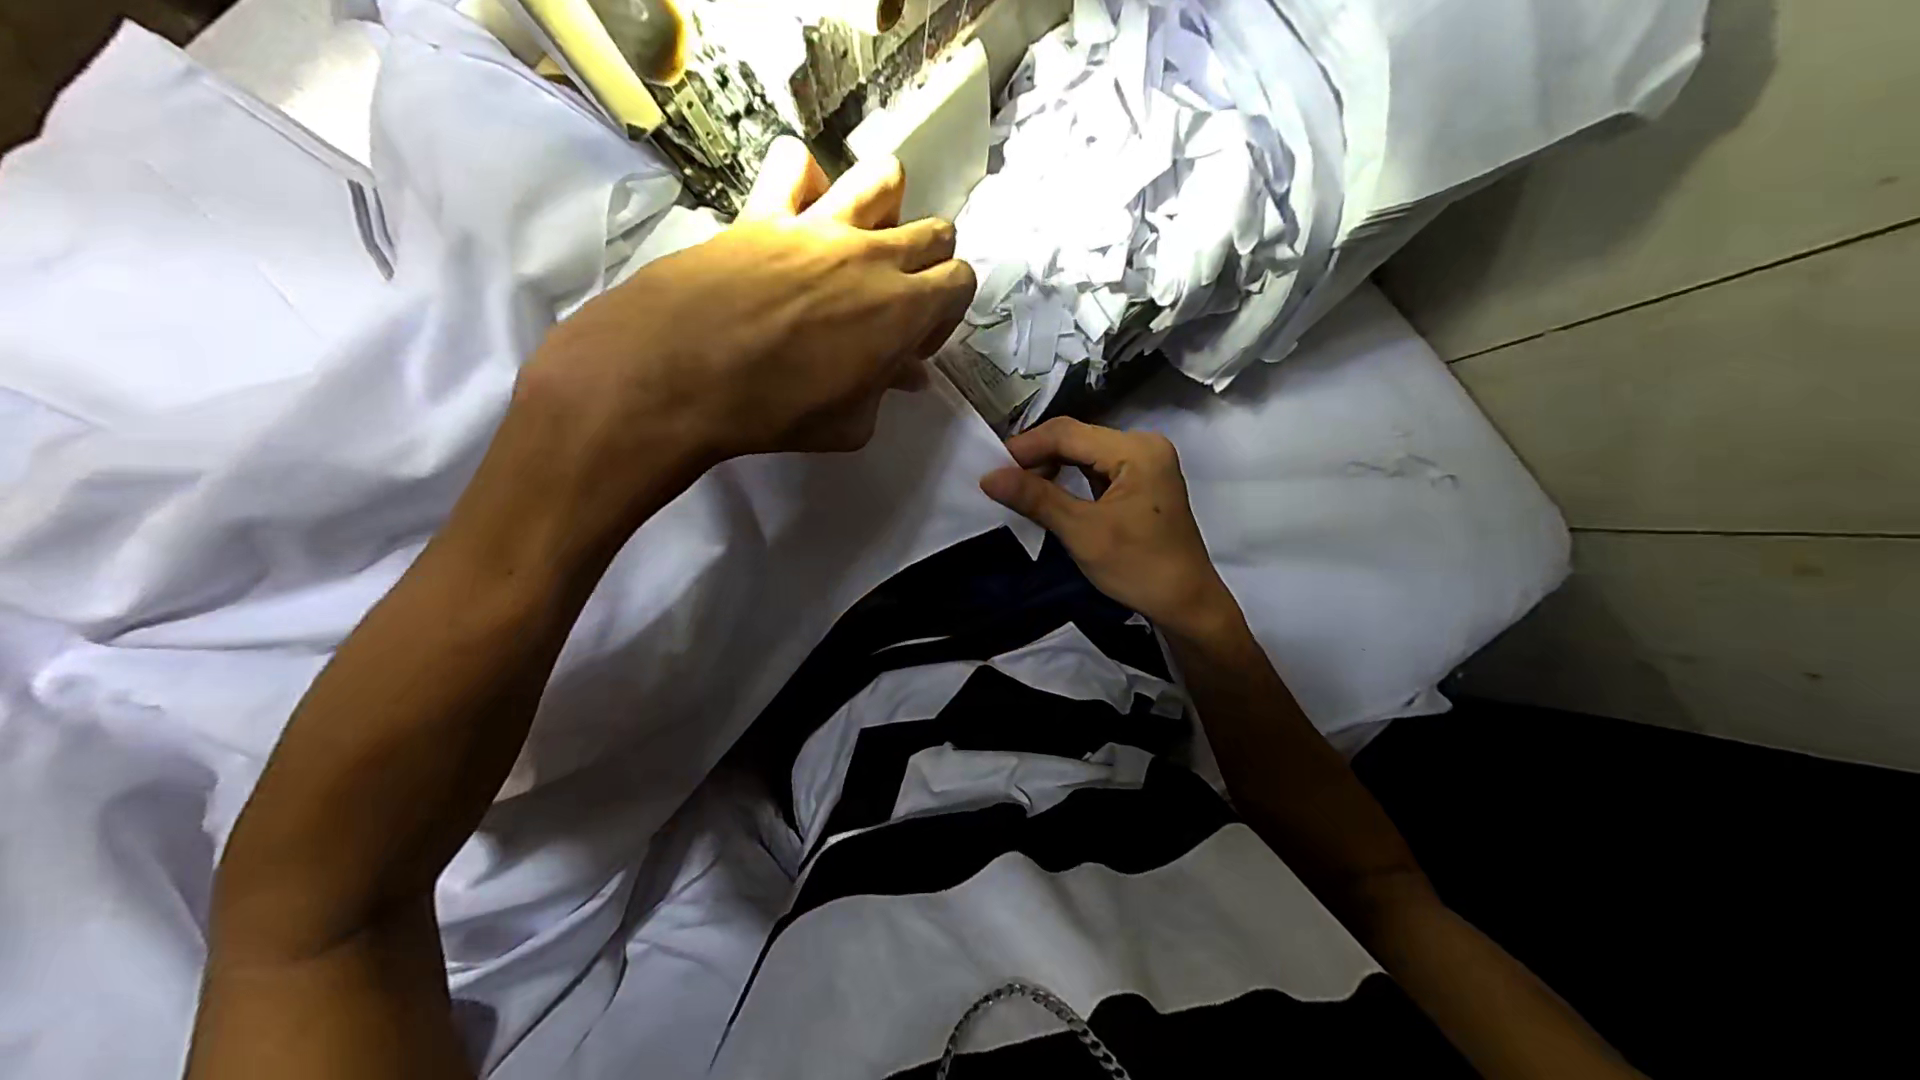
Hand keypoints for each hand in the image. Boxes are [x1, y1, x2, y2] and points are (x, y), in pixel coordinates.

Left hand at [517, 136, 976, 478]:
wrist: (677, 374)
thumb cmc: (772, 411)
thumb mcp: (847, 425)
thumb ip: (884, 394)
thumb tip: (906, 377)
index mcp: (904, 309)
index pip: (960, 281)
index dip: (945, 312)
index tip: (913, 341)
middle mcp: (873, 254)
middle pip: (936, 230)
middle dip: (928, 264)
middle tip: (892, 301)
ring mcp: (820, 225)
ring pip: (885, 177)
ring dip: (885, 206)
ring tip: (857, 242)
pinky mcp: (766, 210)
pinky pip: (796, 164)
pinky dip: (804, 180)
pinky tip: (795, 215)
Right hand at [980, 418, 1239, 640]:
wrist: (1185, 604)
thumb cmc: (1138, 567)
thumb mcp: (1082, 532)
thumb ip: (1036, 498)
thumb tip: (988, 477)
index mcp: (1136, 449)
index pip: (1068, 433)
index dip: (1025, 447)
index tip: (990, 467)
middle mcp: (1143, 445)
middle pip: (1076, 439)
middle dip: (1037, 457)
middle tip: (1001, 480)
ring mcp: (1145, 462)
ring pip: (1084, 453)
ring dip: (1051, 468)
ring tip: (1019, 488)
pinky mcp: (1141, 481)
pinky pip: (1096, 469)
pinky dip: (1069, 479)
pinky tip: (1047, 493)